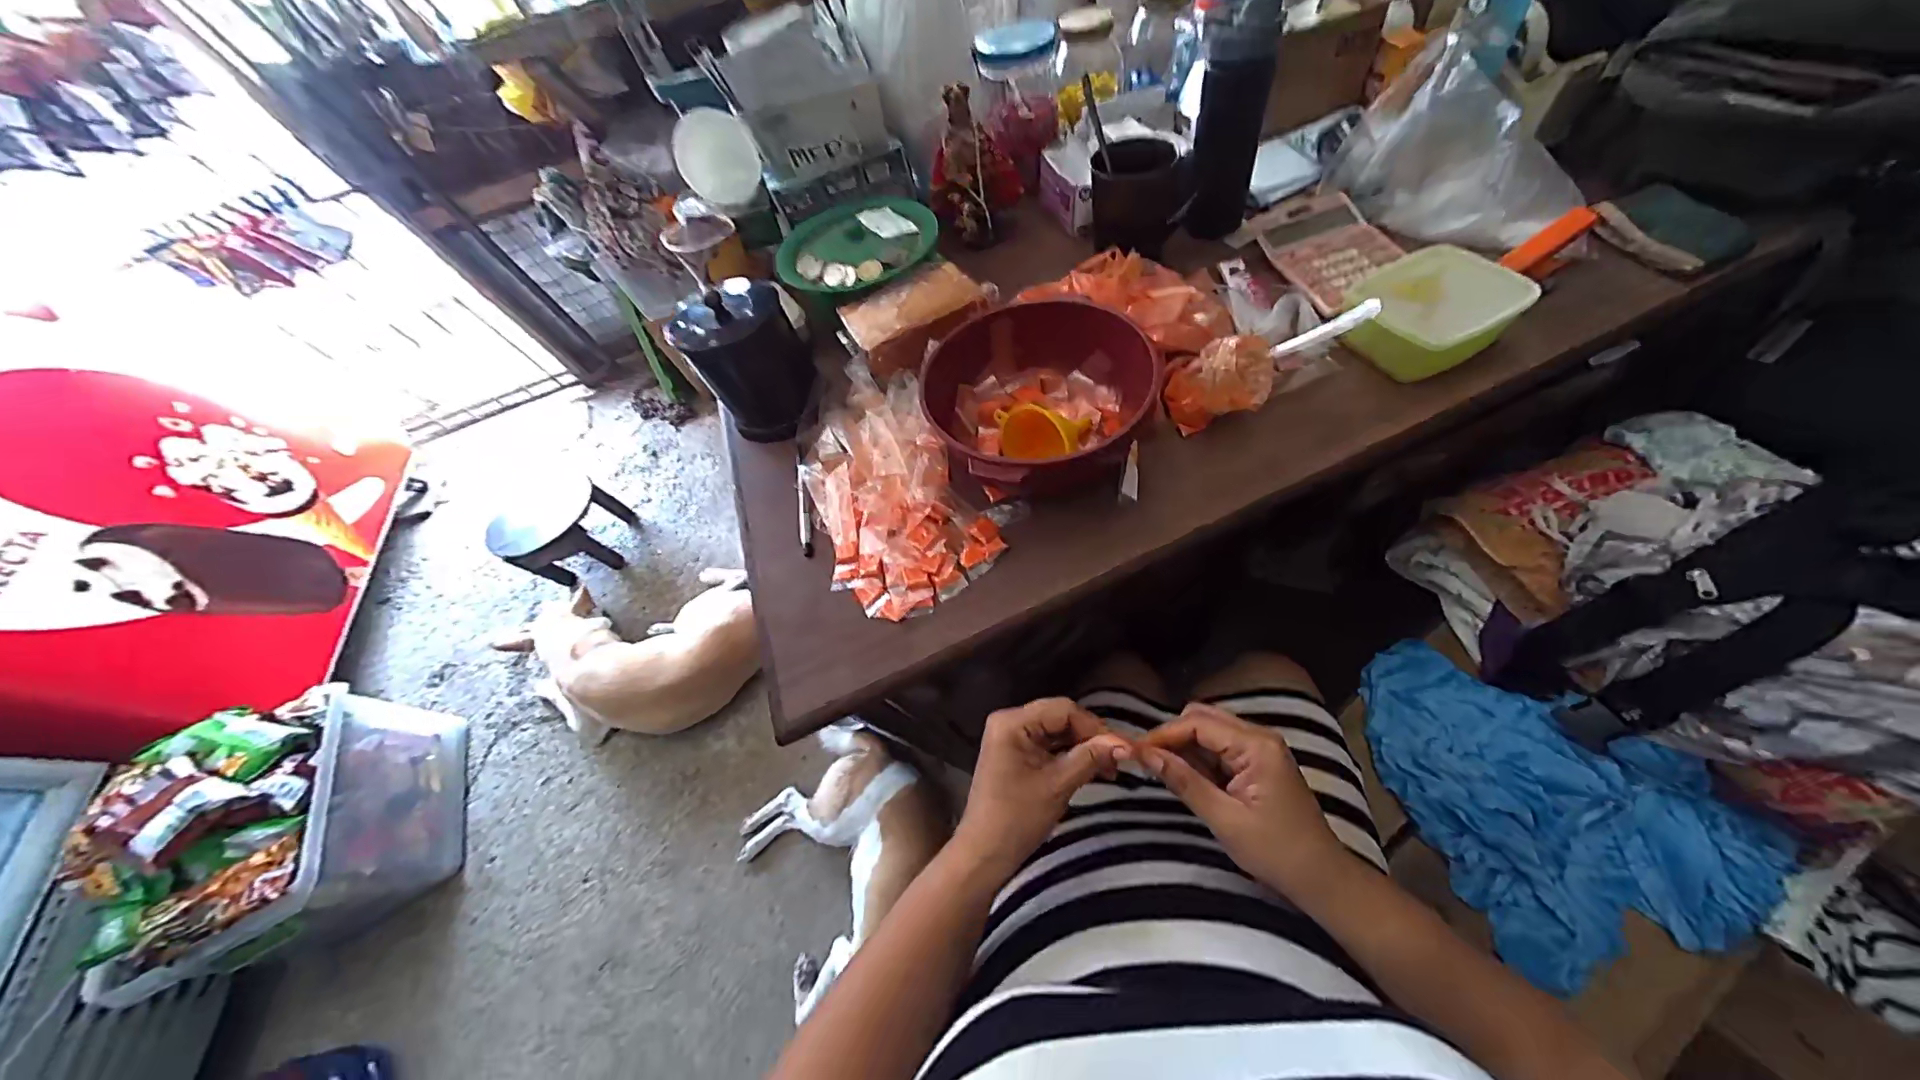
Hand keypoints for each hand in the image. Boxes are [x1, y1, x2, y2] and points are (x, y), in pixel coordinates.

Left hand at [955, 698, 1130, 878]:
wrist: (985, 853)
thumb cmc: (1017, 819)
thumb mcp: (1057, 786)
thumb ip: (1090, 758)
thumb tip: (1125, 744)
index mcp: (1012, 722)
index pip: (1063, 709)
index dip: (1094, 727)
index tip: (1121, 749)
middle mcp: (1009, 721)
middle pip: (1060, 716)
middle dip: (1090, 736)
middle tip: (1118, 760)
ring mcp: (1011, 737)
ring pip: (1057, 730)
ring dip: (1083, 746)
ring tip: (1109, 768)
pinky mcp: (1016, 753)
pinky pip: (1049, 745)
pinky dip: (1070, 755)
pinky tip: (1091, 769)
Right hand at [1136, 703, 1347, 894]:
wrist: (1321, 878)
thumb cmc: (1275, 852)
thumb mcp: (1224, 819)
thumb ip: (1183, 781)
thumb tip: (1144, 754)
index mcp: (1256, 746)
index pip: (1197, 723)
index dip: (1162, 735)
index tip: (1134, 751)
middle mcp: (1259, 737)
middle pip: (1202, 718)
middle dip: (1171, 736)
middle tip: (1146, 761)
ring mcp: (1261, 748)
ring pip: (1209, 730)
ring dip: (1183, 747)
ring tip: (1161, 771)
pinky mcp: (1258, 762)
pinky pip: (1219, 748)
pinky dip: (1198, 758)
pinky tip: (1186, 777)